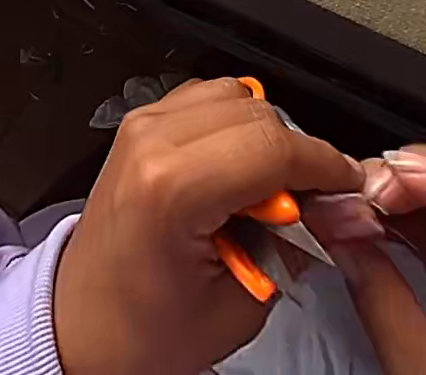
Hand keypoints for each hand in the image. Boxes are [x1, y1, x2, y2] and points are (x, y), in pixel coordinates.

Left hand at [52, 77, 364, 374]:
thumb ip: (295, 243)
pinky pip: (213, 95)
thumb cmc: (142, 330)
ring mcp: (146, 122)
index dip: (324, 163)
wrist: (79, 322)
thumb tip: (337, 204)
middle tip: (307, 197)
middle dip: (298, 153)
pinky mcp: (146, 117)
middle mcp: (154, 141)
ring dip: (267, 133)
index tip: (347, 181)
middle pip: (263, 116)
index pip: (275, 148)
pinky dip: (238, 121)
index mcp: (171, 188)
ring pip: (241, 95)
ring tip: (262, 184)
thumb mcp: (236, 306)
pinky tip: (234, 162)